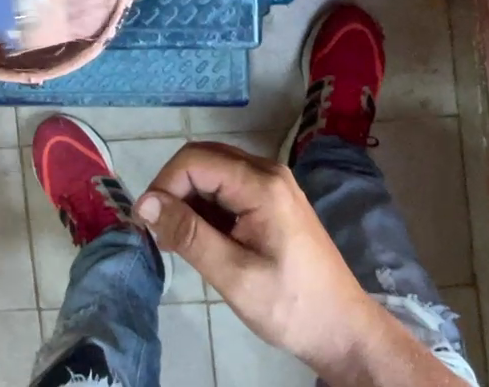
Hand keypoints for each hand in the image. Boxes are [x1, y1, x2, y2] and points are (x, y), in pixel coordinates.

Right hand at [136, 142, 387, 373]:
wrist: (343, 330)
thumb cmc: (290, 305)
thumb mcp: (233, 274)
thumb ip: (189, 234)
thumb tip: (145, 204)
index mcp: (261, 184)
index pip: (194, 161)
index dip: (164, 185)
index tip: (147, 223)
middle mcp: (267, 171)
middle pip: (203, 158)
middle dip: (174, 189)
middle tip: (160, 232)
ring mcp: (273, 183)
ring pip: (214, 171)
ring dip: (189, 198)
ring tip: (180, 241)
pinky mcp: (274, 199)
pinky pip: (229, 186)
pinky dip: (208, 205)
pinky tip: (204, 239)